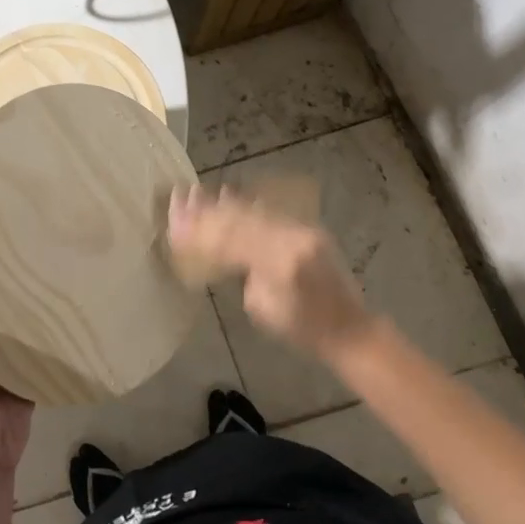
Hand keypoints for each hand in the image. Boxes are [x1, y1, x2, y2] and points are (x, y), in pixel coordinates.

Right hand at [168, 185, 375, 357]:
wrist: (352, 329)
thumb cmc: (303, 330)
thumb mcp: (260, 308)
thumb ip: (241, 272)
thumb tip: (218, 249)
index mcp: (278, 262)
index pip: (228, 239)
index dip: (197, 229)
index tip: (173, 221)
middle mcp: (291, 237)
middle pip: (238, 218)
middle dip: (204, 210)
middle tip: (178, 197)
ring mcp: (302, 229)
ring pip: (252, 210)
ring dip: (222, 203)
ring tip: (195, 192)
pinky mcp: (307, 229)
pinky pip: (269, 212)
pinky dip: (244, 204)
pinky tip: (227, 195)